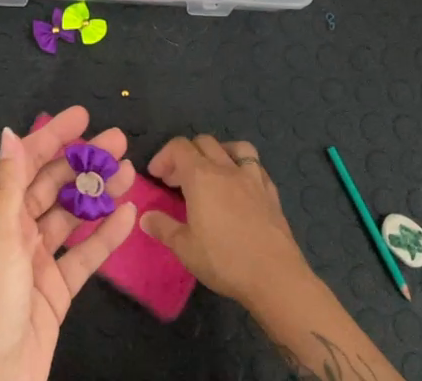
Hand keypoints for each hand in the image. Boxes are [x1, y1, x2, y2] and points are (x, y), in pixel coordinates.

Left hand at [0, 107, 137, 380]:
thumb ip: (8, 186)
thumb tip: (9, 133)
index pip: (24, 163)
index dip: (52, 136)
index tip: (83, 115)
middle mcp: (12, 230)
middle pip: (51, 185)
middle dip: (82, 161)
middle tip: (119, 140)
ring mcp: (35, 260)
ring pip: (70, 216)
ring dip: (98, 193)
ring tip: (130, 171)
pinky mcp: (56, 289)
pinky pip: (84, 255)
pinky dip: (104, 235)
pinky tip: (128, 215)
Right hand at [138, 135, 313, 308]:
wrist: (276, 278)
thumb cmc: (225, 261)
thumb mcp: (185, 248)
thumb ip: (163, 228)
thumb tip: (145, 217)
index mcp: (202, 177)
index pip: (179, 147)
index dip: (163, 157)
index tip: (156, 177)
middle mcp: (227, 169)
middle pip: (204, 142)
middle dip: (186, 155)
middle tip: (177, 181)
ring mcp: (253, 179)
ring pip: (235, 147)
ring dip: (218, 153)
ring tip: (211, 173)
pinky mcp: (271, 194)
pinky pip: (256, 167)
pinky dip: (243, 169)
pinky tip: (240, 189)